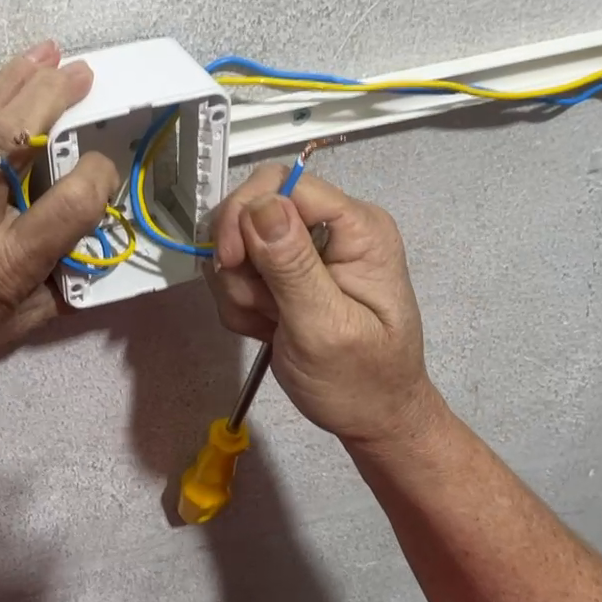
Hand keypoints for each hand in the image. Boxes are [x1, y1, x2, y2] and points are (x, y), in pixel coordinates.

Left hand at [0, 41, 118, 409]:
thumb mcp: (31, 320)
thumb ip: (70, 269)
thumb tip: (98, 212)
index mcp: (5, 267)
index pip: (64, 206)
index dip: (94, 176)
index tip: (103, 163)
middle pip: (10, 143)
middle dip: (49, 99)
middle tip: (82, 72)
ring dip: (13, 85)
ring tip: (46, 55)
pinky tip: (4, 86)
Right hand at [207, 165, 441, 445]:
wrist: (370, 418)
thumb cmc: (361, 381)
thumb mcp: (326, 327)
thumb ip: (292, 266)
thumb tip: (262, 206)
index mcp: (357, 228)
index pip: (283, 183)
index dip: (246, 214)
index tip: (231, 262)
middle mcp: (330, 228)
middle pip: (251, 208)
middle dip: (238, 260)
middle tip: (255, 305)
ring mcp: (304, 250)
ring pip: (235, 244)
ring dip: (237, 289)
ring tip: (269, 324)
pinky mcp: (281, 272)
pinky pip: (235, 272)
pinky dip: (238, 303)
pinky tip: (266, 328)